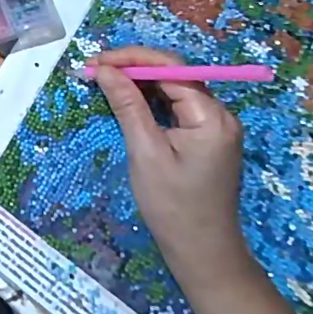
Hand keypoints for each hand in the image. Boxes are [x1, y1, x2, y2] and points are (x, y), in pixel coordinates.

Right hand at [91, 46, 253, 290]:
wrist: (203, 254)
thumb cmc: (174, 207)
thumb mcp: (145, 152)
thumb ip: (127, 105)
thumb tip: (105, 69)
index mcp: (211, 116)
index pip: (170, 68)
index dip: (131, 59)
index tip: (96, 61)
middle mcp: (218, 114)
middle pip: (172, 73)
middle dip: (131, 67)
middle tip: (94, 70)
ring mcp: (213, 125)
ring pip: (171, 87)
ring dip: (137, 81)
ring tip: (102, 80)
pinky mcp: (204, 136)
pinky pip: (174, 104)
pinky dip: (148, 98)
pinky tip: (124, 98)